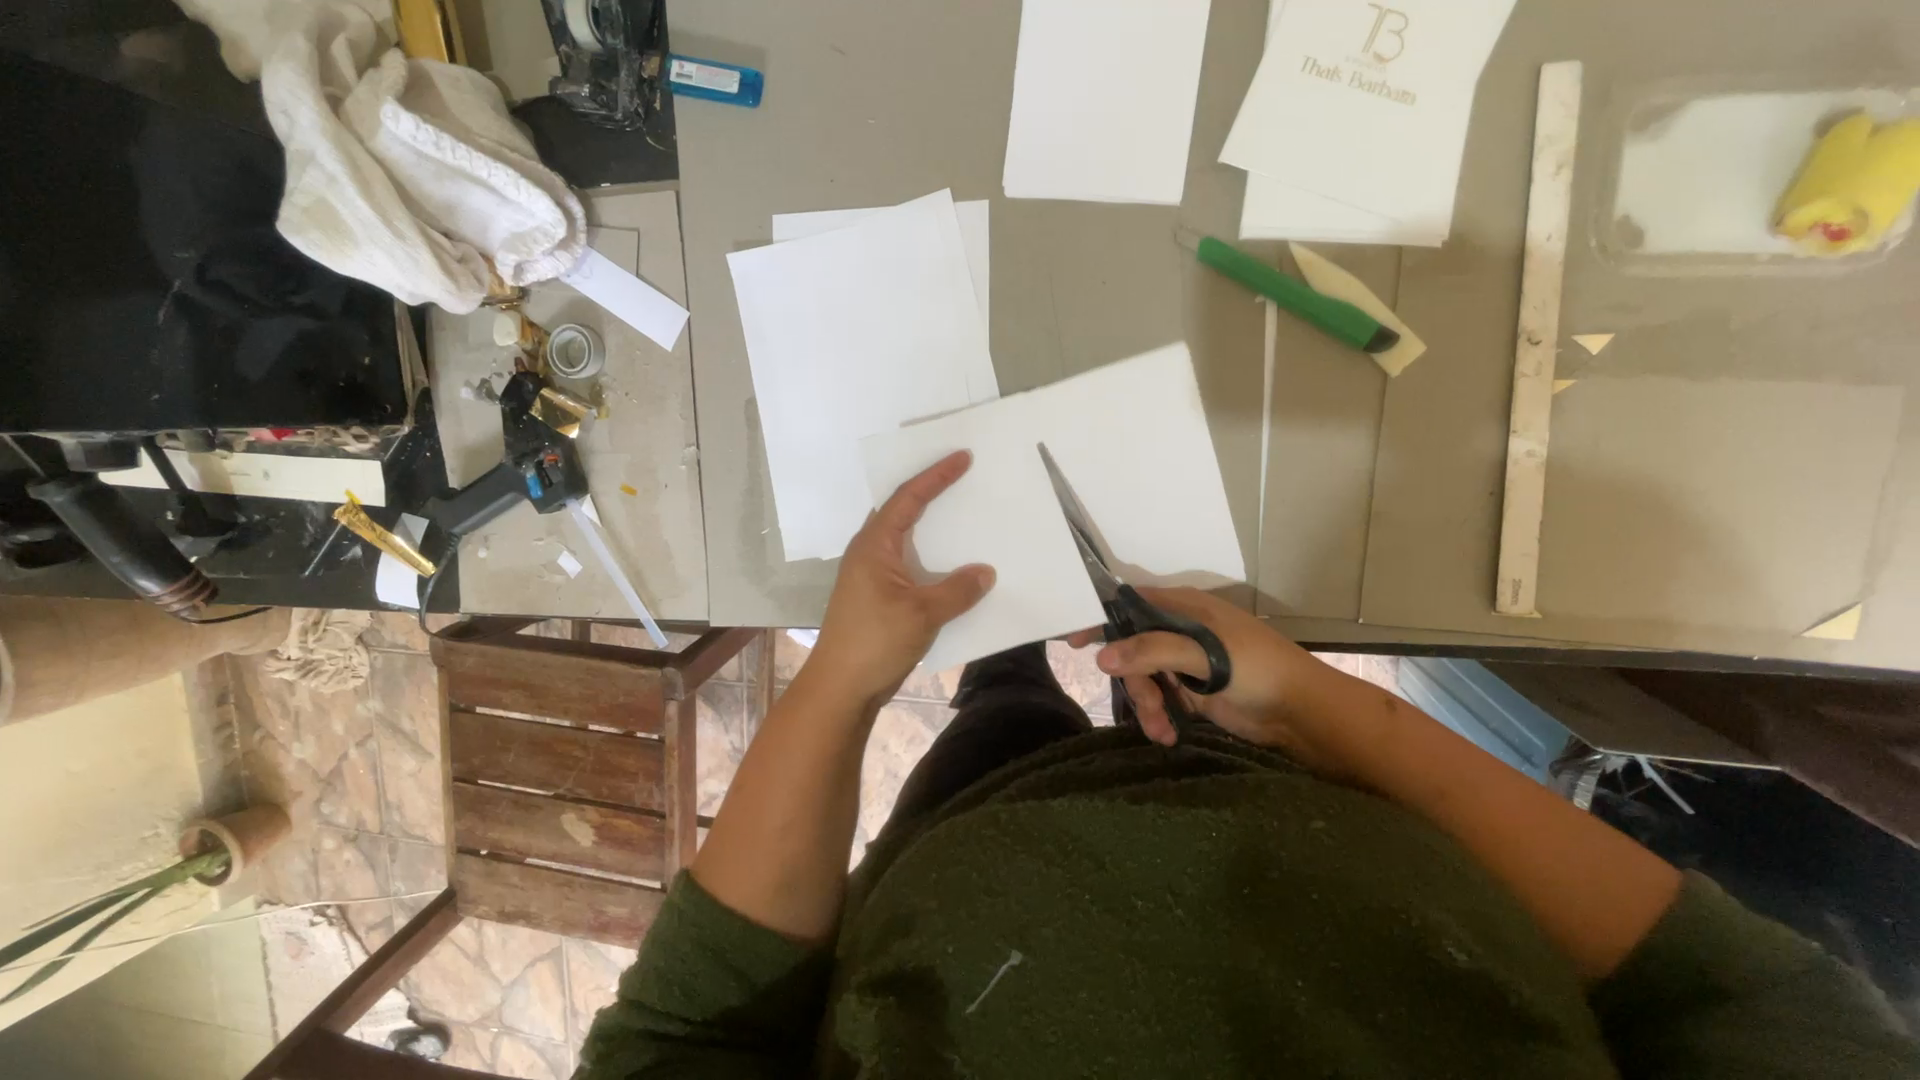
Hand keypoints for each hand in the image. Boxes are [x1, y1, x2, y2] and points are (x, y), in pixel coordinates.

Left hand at [807, 451, 995, 709]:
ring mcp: (873, 577)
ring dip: (934, 530)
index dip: (936, 476)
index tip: (962, 457)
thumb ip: (957, 590)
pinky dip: (933, 562)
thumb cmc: (874, 642)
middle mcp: (870, 554)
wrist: (841, 688)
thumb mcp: (922, 614)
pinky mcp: (879, 599)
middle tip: (964, 480)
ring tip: (966, 518)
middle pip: (902, 512)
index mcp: (874, 545)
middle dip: (932, 495)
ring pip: (908, 542)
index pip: (907, 498)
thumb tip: (986, 572)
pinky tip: (956, 569)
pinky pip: (911, 568)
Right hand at [1072, 588, 1341, 768]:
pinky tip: (1168, 736)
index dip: (1103, 619)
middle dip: (1135, 681)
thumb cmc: (1259, 669)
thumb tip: (1102, 657)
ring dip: (1148, 706)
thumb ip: (1153, 652)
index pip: (1132, 604)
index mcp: (1186, 607)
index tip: (1075, 641)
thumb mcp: (1205, 655)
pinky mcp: (1193, 692)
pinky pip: (1160, 700)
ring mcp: (1187, 662)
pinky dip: (1159, 718)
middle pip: (1133, 649)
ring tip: (1161, 730)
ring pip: (1144, 679)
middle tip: (1147, 704)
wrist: (1302, 713)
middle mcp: (1182, 630)